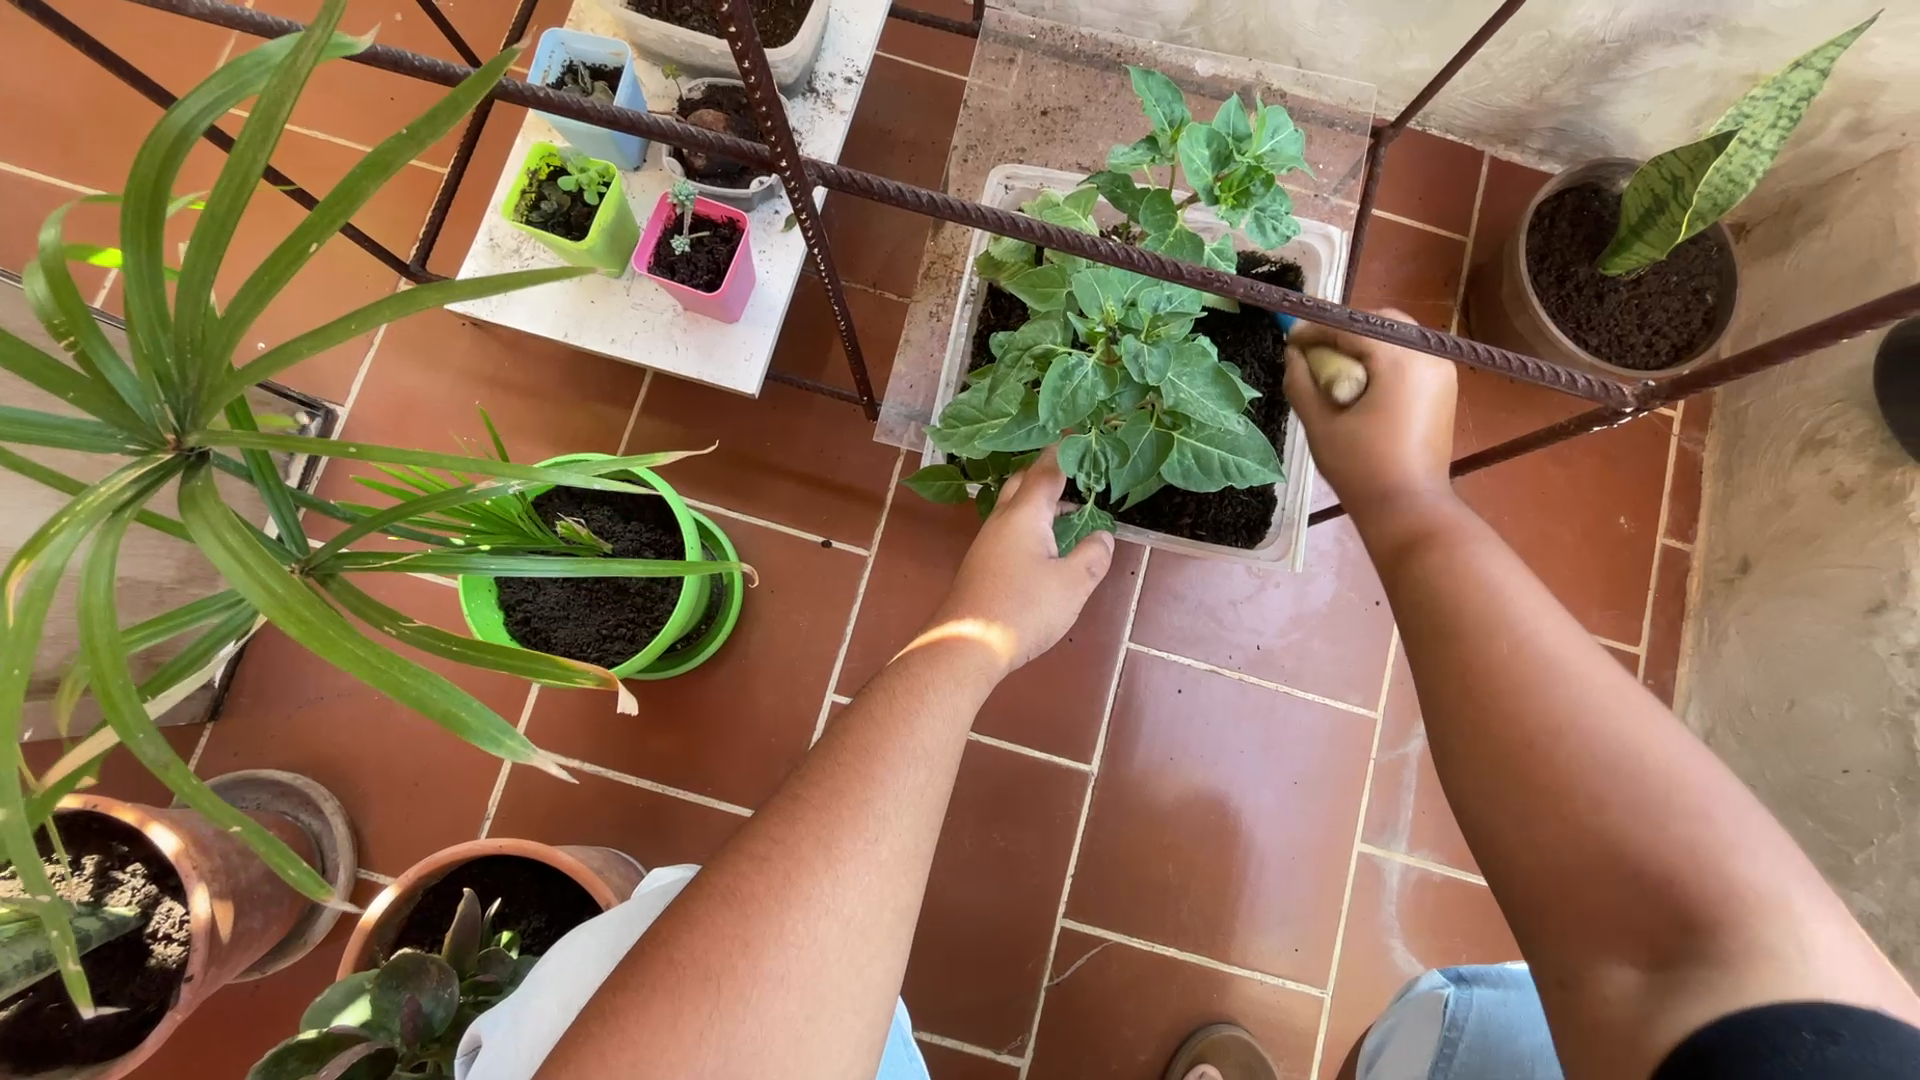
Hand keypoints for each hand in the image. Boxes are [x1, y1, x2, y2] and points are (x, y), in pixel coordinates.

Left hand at [925, 447, 1114, 676]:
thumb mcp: (1072, 584)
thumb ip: (1092, 555)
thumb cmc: (1023, 609)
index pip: (1047, 470)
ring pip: (1015, 508)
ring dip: (1042, 503)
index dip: (1064, 451)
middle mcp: (1002, 520)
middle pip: (1024, 483)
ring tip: (1071, 510)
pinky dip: (1033, 525)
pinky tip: (1048, 545)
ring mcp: (988, 542)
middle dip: (1049, 473)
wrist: (966, 645)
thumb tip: (1103, 535)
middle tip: (1078, 472)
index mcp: (1024, 514)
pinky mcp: (984, 564)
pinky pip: (1011, 530)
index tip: (1078, 433)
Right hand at [1283, 308, 1458, 523]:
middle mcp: (1429, 356)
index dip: (1317, 328)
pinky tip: (1360, 385)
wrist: (1407, 506)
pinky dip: (1383, 359)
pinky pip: (1409, 357)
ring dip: (1364, 344)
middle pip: (1383, 322)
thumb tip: (1293, 355)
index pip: (1353, 326)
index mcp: (1401, 361)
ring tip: (1334, 370)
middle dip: (1345, 330)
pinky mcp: (1443, 388)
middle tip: (1314, 353)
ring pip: (1398, 337)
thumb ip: (1301, 382)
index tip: (1289, 338)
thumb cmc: (1360, 467)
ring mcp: (1442, 371)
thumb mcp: (1320, 424)